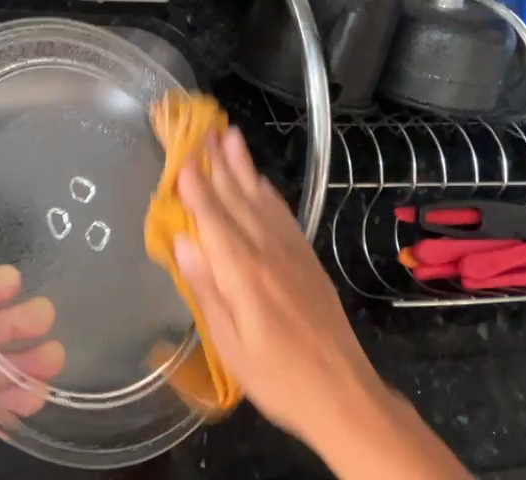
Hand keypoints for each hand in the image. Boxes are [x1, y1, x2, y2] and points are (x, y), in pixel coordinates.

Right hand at [173, 128, 469, 478]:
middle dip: (219, 162)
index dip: (195, 186)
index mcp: (243, 272)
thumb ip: (206, 289)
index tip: (180, 156)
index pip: (212, 218)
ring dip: (243, 167)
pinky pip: (284, 216)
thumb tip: (181, 241)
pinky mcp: (308, 262)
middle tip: (204, 128)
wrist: (344, 397)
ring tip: (231, 137)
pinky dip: (269, 193)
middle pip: (237, 199)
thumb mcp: (230, 344)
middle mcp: (267, 252)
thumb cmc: (277, 377)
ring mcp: (291, 254)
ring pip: (261, 200)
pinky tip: (261, 182)